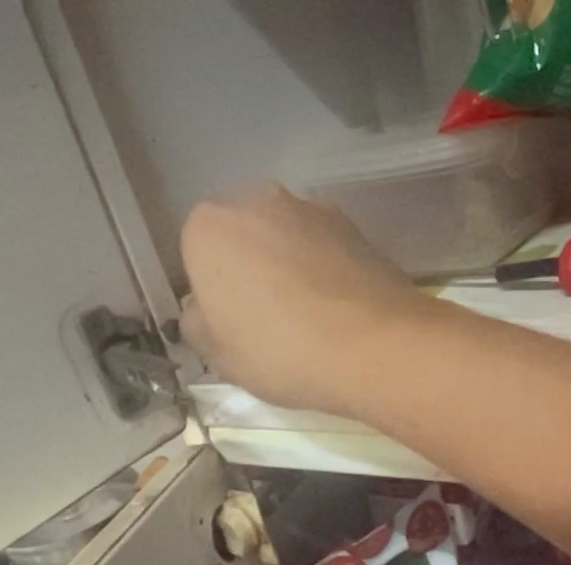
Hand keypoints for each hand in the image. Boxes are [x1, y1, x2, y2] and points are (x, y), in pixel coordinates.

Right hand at [180, 185, 442, 413]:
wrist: (374, 347)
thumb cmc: (280, 352)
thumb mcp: (219, 357)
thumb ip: (199, 324)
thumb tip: (204, 309)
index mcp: (210, 228)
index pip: (197, 254)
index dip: (213, 292)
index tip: (232, 325)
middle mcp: (258, 201)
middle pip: (245, 238)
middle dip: (252, 270)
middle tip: (269, 323)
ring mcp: (312, 209)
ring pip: (288, 239)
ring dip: (291, 268)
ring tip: (310, 319)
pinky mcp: (356, 227)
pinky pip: (326, 250)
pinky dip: (327, 272)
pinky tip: (339, 312)